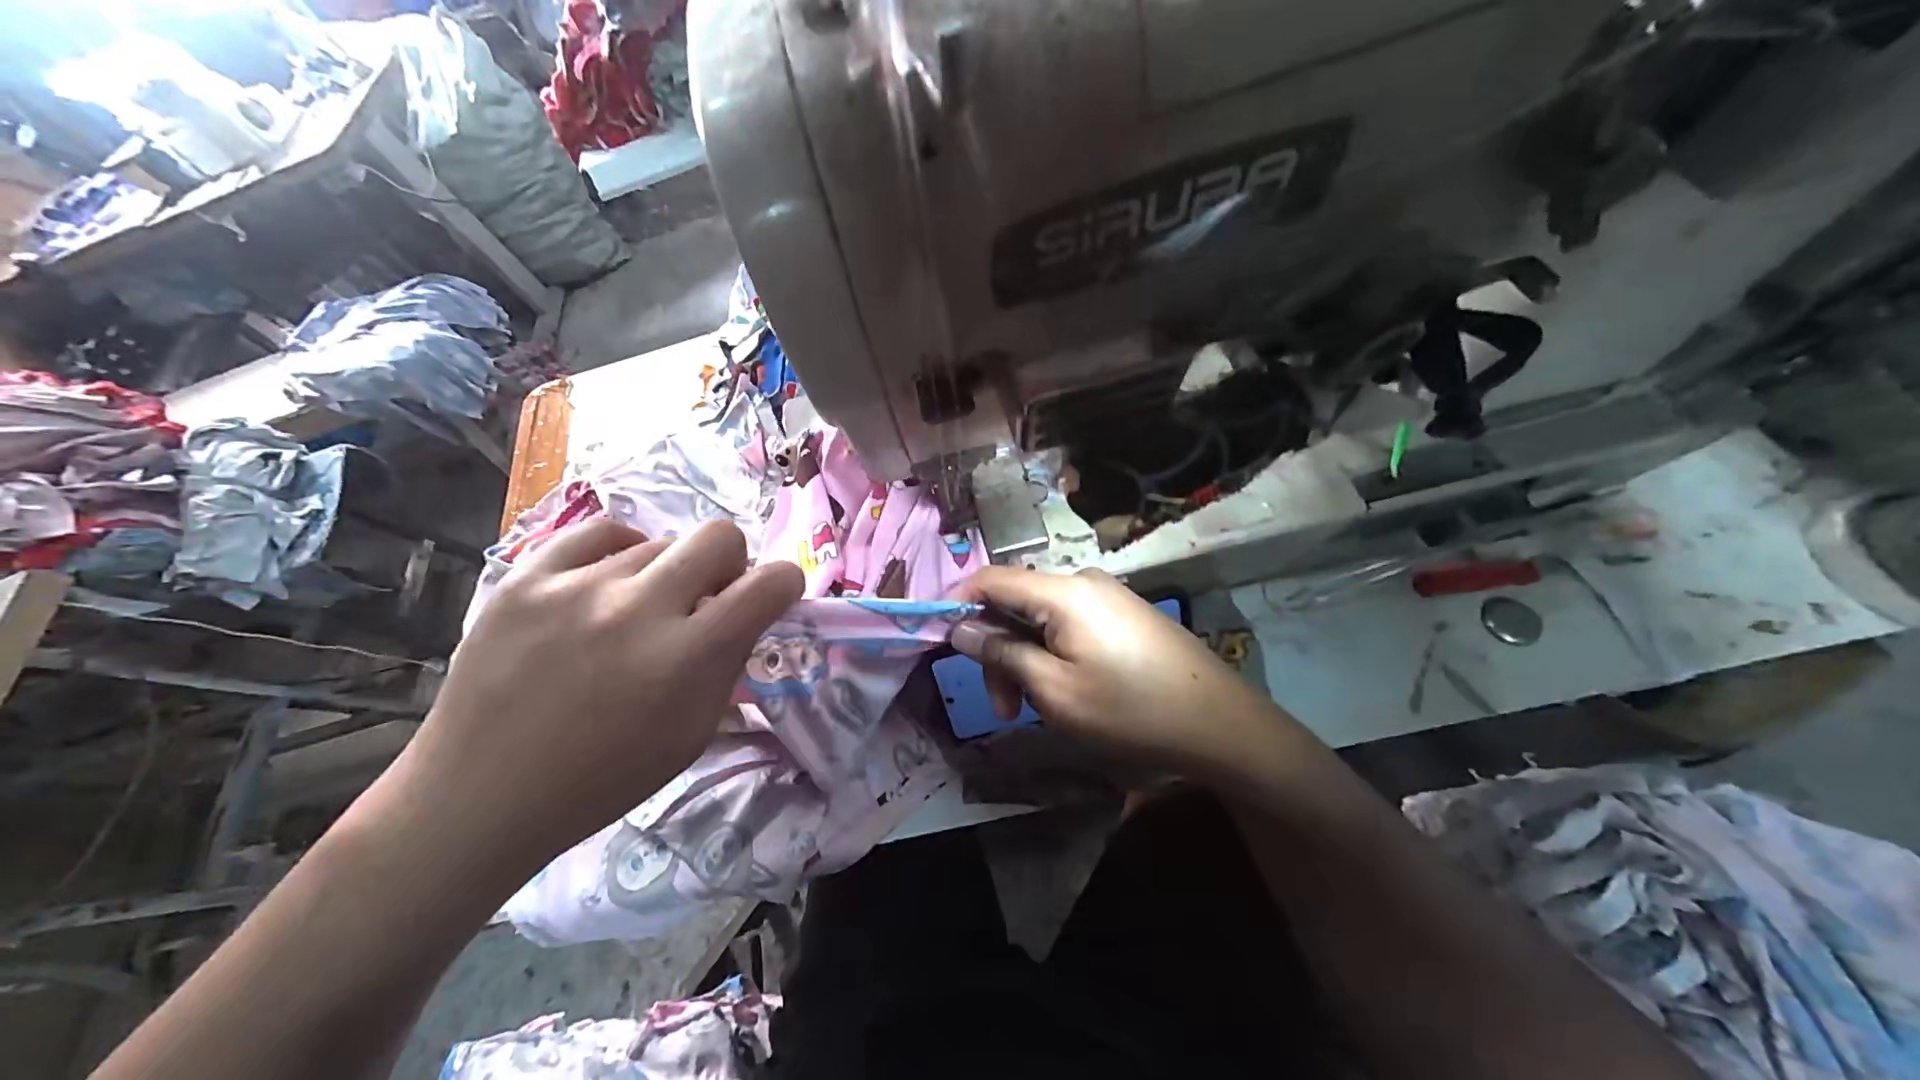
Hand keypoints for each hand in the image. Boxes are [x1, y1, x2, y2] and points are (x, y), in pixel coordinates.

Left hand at [397, 518, 802, 868]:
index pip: (768, 583)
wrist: (480, 794)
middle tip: (707, 598)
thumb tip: (745, 615)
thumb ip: (728, 665)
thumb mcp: (692, 735)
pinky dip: (619, 553)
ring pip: (659, 543)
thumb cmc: (602, 778)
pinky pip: (599, 533)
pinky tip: (608, 582)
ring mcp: (577, 585)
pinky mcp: (527, 577)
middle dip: (730, 564)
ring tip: (637, 610)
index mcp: (687, 658)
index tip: (772, 596)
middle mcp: (638, 608)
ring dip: (666, 574)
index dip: (784, 583)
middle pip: (720, 536)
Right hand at [949, 567, 1285, 781]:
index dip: (957, 604)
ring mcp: (1108, 598)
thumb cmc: (1129, 710)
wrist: (1220, 725)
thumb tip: (959, 627)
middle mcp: (1083, 582)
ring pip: (1042, 619)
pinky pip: (1070, 626)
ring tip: (1038, 711)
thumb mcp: (1053, 689)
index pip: (990, 577)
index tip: (941, 644)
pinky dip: (1054, 657)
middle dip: (999, 652)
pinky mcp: (1125, 617)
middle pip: (1016, 602)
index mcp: (1062, 591)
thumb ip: (1000, 653)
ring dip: (1027, 661)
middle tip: (1005, 709)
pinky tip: (1068, 693)